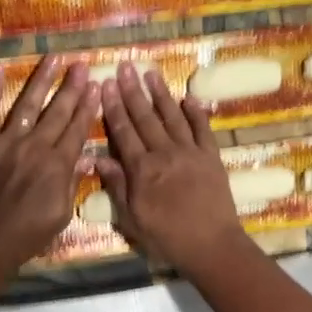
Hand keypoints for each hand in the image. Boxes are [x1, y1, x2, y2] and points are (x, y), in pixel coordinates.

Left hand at [0, 57, 97, 271]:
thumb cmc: (29, 234)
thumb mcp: (61, 215)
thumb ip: (72, 183)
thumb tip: (87, 158)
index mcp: (58, 165)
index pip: (78, 130)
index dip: (88, 107)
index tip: (96, 87)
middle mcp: (36, 147)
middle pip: (58, 112)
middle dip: (72, 87)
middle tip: (81, 65)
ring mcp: (8, 143)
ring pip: (28, 106)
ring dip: (41, 80)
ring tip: (53, 58)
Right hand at [97, 62, 248, 275]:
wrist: (212, 245)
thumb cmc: (167, 238)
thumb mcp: (133, 219)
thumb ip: (118, 187)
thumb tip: (99, 159)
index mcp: (142, 170)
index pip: (124, 133)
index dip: (114, 108)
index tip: (106, 85)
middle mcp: (165, 154)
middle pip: (146, 118)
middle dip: (133, 92)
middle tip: (125, 66)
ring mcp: (191, 153)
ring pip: (173, 117)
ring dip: (161, 94)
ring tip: (151, 73)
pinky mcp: (212, 157)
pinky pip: (203, 129)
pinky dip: (196, 112)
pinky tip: (189, 98)